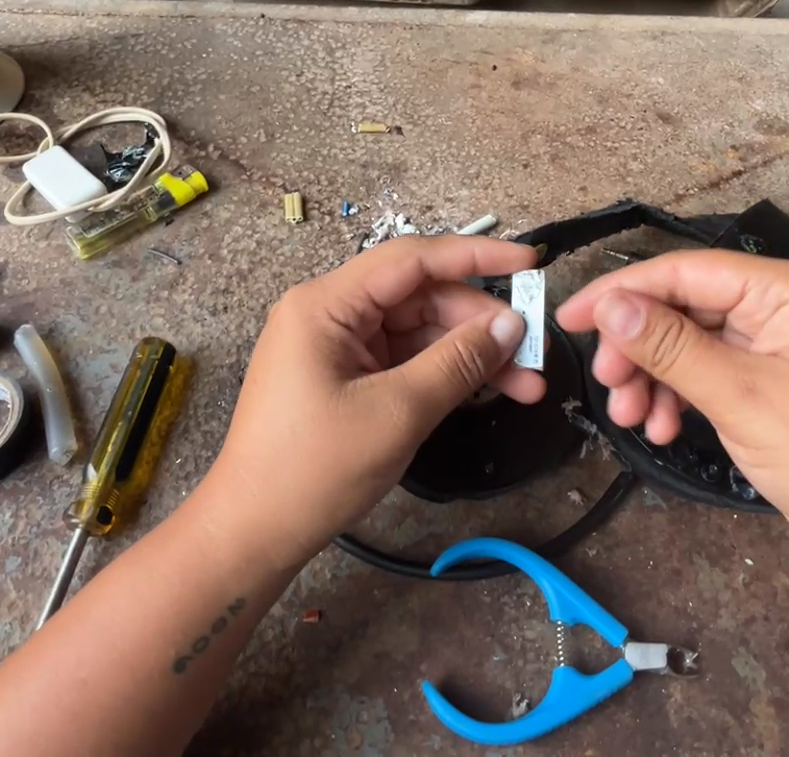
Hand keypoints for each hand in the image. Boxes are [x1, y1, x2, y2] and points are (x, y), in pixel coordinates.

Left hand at [201, 236, 544, 569]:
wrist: (254, 533)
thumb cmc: (315, 469)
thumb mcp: (396, 413)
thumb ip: (457, 362)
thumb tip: (512, 323)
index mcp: (326, 303)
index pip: (411, 259)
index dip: (475, 255)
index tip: (530, 263)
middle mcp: (330, 312)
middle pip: (420, 298)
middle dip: (479, 323)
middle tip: (534, 355)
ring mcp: (338, 346)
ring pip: (419, 331)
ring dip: (470, 354)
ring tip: (526, 385)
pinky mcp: (346, 376)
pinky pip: (405, 360)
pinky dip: (445, 374)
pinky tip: (488, 390)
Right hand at [554, 250, 788, 573]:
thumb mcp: (744, 398)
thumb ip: (670, 347)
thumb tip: (608, 305)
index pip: (684, 271)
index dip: (620, 291)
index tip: (569, 319)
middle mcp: (781, 306)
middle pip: (682, 307)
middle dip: (638, 347)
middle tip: (609, 386)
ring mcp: (776, 345)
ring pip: (688, 343)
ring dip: (653, 377)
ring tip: (633, 418)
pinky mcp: (771, 381)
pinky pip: (707, 372)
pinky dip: (678, 397)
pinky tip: (664, 429)